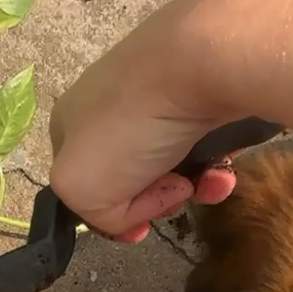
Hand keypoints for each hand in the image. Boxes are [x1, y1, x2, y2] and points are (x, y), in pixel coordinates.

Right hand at [48, 0, 244, 241]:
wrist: (202, 61)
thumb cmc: (125, 129)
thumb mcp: (79, 190)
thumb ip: (97, 216)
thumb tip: (140, 210)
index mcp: (68, 125)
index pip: (81, 185)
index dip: (107, 215)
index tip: (136, 229)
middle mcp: (108, 106)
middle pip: (129, 177)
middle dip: (153, 200)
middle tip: (173, 201)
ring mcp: (158, 93)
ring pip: (172, 163)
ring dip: (190, 187)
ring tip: (206, 186)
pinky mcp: (205, 87)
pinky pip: (208, 141)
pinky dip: (217, 164)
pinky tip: (224, 170)